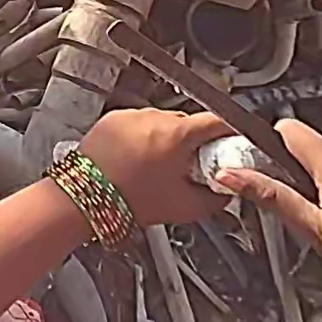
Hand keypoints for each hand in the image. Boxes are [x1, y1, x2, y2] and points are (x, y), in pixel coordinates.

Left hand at [77, 109, 235, 226]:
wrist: (87, 195)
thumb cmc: (131, 199)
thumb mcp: (187, 206)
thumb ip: (216, 197)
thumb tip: (226, 189)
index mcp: (176, 133)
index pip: (216, 120)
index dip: (230, 131)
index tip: (234, 141)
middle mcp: (152, 117)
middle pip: (187, 122)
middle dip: (195, 141)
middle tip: (195, 165)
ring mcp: (130, 115)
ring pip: (161, 122)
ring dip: (167, 138)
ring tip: (161, 165)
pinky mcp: (112, 118)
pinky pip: (138, 123)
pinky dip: (144, 136)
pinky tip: (140, 159)